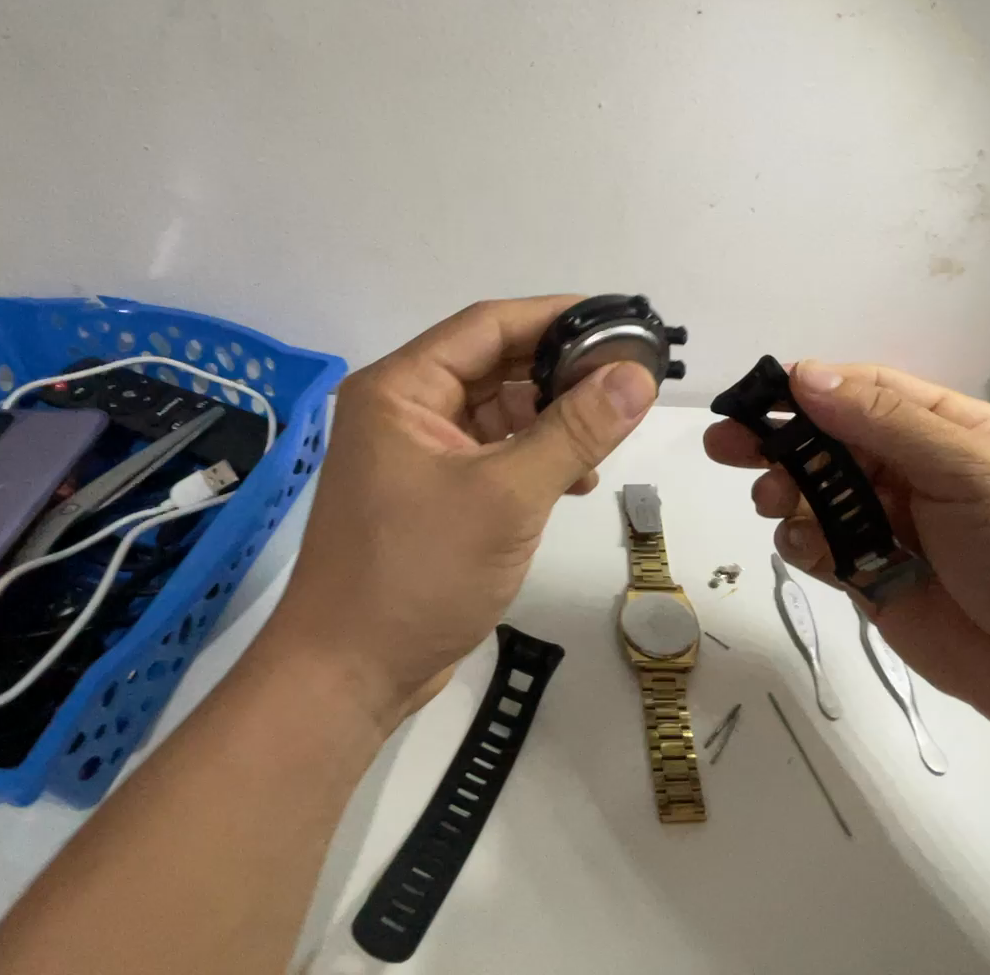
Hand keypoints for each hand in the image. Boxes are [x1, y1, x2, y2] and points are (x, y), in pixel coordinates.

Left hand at [273, 297, 658, 723]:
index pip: (488, 326)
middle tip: (628, 381)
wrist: (352, 673)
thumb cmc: (418, 574)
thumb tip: (637, 375)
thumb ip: (574, 430)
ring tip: (606, 441)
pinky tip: (576, 482)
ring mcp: (418, 456)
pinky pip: (494, 456)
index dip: (557, 316)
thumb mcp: (506, 496)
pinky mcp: (434, 496)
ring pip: (499, 414)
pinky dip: (535, 461)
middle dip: (561, 373)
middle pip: (495, 366)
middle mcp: (405, 411)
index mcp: (401, 390)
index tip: (621, 321)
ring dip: (553, 423)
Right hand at [704, 361, 989, 737]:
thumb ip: (883, 422)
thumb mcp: (970, 468)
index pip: (866, 393)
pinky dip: (801, 542)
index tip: (758, 396)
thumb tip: (805, 374)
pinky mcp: (868, 575)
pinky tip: (803, 546)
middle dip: (777, 441)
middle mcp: (912, 471)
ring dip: (784, 491)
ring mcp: (888, 525)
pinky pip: (817, 546)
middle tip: (724, 444)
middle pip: (828, 442)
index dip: (811, 389)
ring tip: (771, 500)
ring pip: (814, 494)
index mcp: (947, 431)